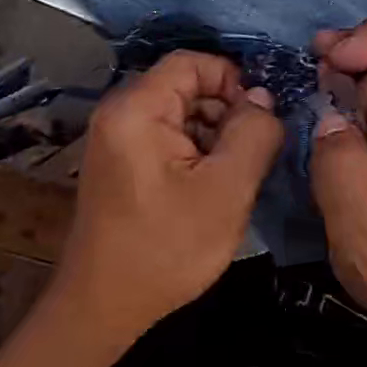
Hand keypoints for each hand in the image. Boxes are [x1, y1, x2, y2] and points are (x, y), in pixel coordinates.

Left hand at [51, 51, 283, 342]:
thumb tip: (261, 98)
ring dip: (212, 134)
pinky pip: (163, 138)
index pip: (190, 62)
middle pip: (183, 87)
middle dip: (224, 111)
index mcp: (136, 108)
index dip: (232, 79)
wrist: (104, 303)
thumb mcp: (226, 190)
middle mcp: (118, 113)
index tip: (261, 116)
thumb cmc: (166, 248)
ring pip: (177, 114)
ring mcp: (114, 138)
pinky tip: (210, 187)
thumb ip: (253, 133)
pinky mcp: (119, 163)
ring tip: (234, 175)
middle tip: (253, 152)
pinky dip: (193, 152)